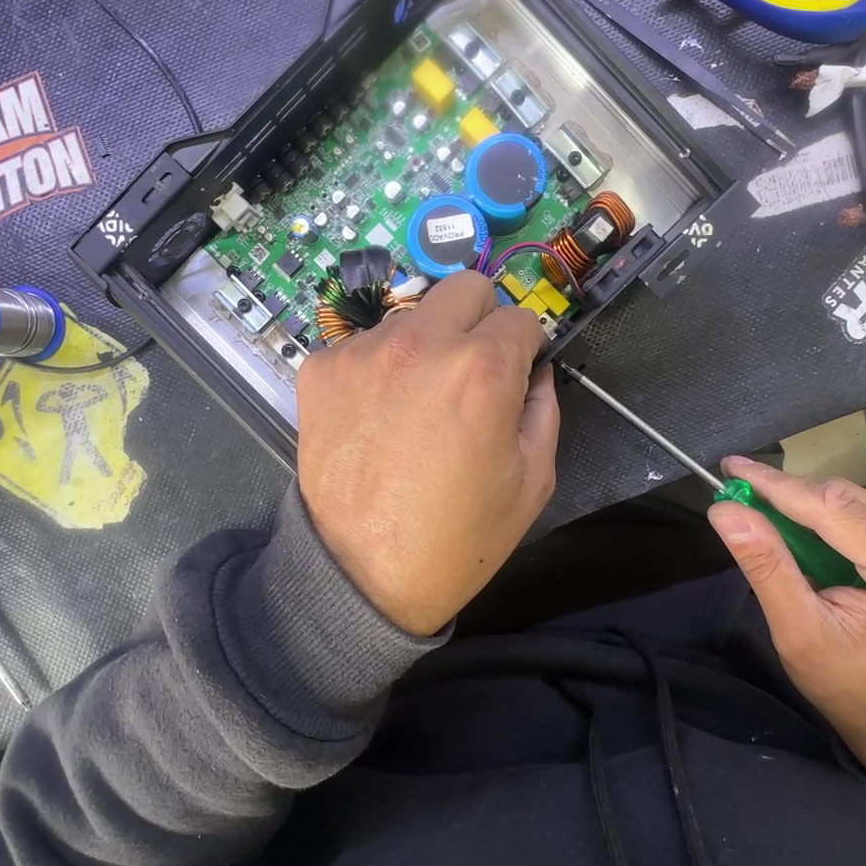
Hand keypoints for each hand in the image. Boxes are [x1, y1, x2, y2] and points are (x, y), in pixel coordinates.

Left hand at [296, 272, 558, 635]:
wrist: (360, 577)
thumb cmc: (457, 538)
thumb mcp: (533, 482)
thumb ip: (545, 410)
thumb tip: (534, 373)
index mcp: (482, 369)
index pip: (521, 318)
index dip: (527, 348)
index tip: (518, 373)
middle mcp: (420, 343)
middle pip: (465, 287)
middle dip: (480, 320)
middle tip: (472, 371)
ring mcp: (362, 352)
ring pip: (411, 315)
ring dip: (424, 345)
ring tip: (415, 404)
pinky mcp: (320, 369)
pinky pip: (362, 346)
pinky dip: (376, 369)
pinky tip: (375, 416)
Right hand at [708, 458, 865, 784]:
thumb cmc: (852, 690)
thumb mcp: (799, 634)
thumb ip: (767, 568)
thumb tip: (726, 511)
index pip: (838, 510)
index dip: (780, 486)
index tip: (732, 469)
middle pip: (851, 499)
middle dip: (791, 495)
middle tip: (738, 495)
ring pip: (860, 502)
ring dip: (809, 505)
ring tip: (764, 516)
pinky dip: (831, 519)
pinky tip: (803, 533)